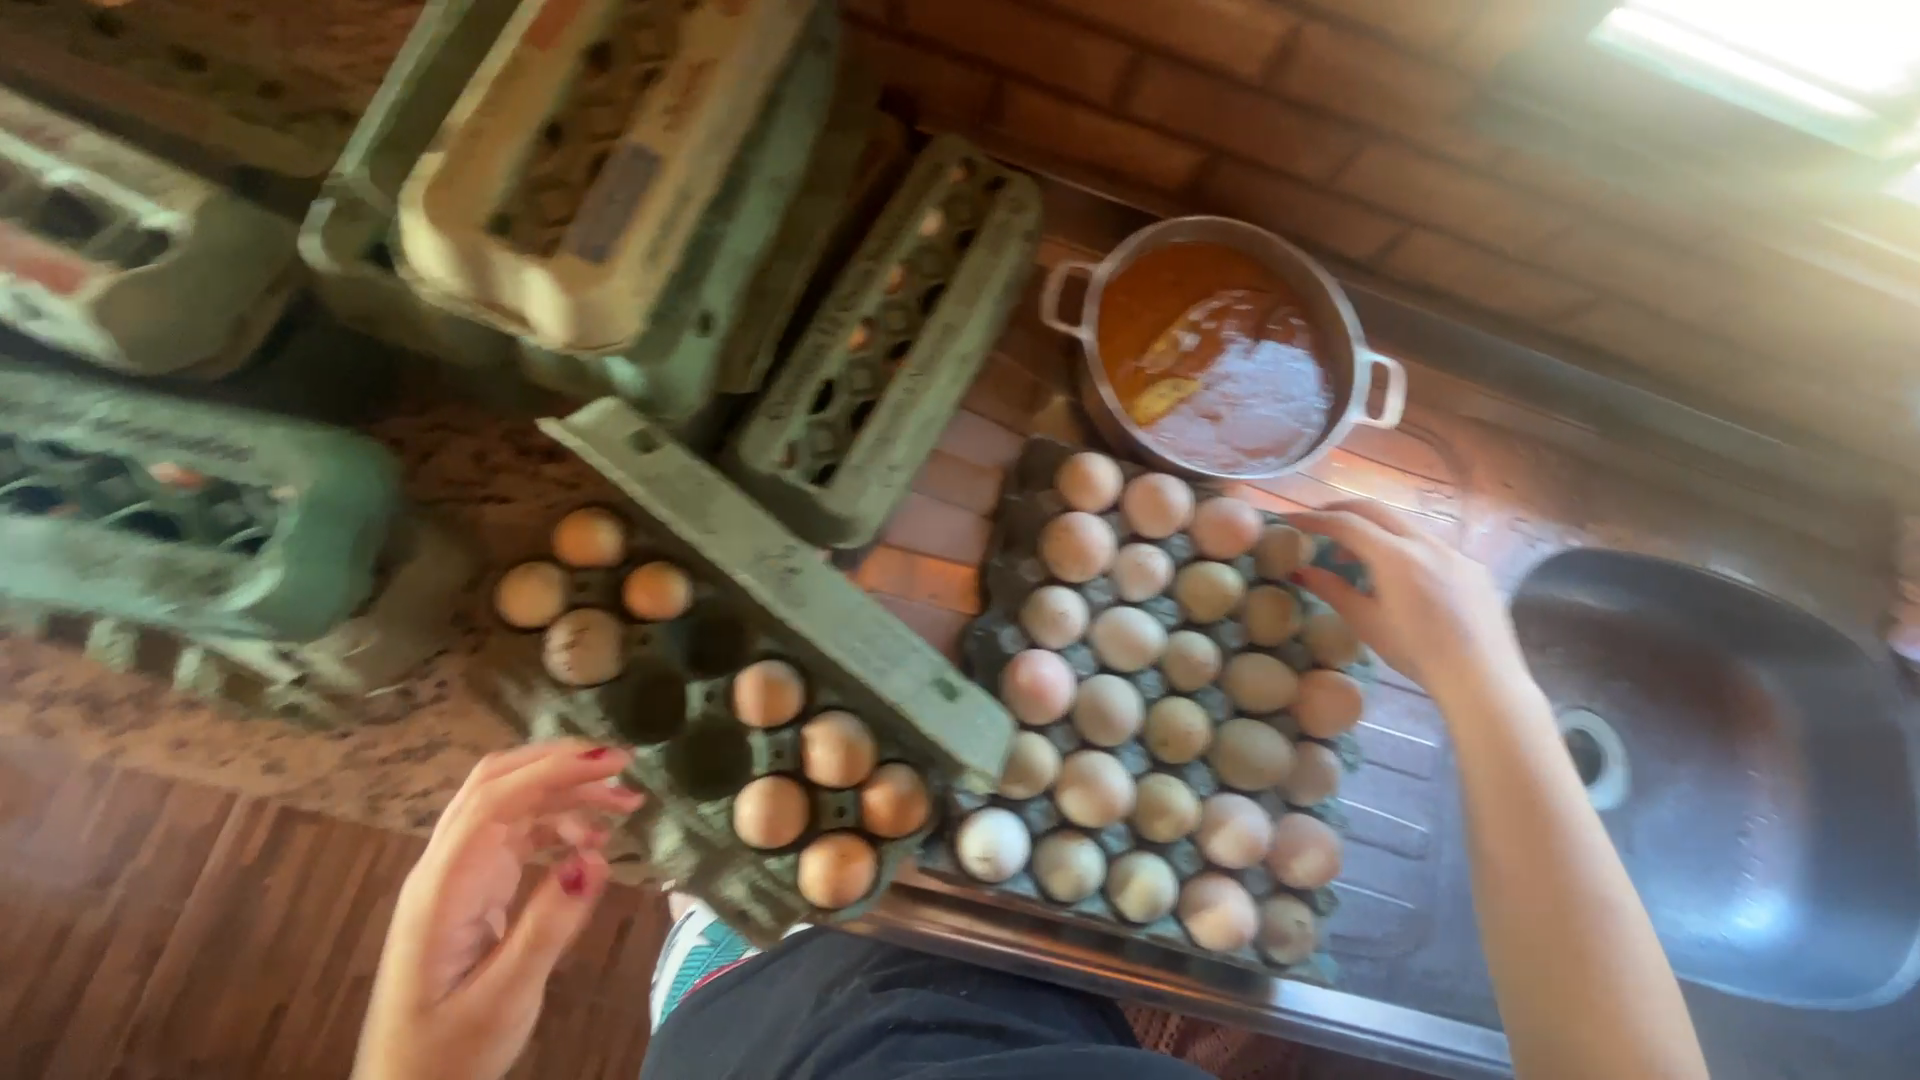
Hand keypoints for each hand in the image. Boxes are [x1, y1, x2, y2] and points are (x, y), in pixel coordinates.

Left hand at [354, 740, 644, 1079]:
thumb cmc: (448, 1058)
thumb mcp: (505, 999)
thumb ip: (547, 927)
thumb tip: (593, 857)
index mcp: (441, 890)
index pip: (492, 802)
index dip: (552, 770)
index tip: (614, 764)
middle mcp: (443, 870)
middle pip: (495, 785)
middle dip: (560, 764)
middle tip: (623, 767)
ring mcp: (455, 877)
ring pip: (510, 804)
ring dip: (566, 791)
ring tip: (625, 804)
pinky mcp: (472, 890)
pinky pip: (516, 833)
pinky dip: (558, 822)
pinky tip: (592, 841)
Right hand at [1290, 501, 1531, 702]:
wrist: (1481, 678)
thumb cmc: (1415, 652)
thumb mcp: (1365, 621)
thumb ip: (1332, 589)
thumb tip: (1300, 570)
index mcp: (1395, 556)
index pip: (1346, 523)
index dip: (1313, 518)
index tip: (1290, 520)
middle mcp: (1426, 543)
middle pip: (1376, 510)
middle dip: (1341, 511)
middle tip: (1315, 521)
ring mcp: (1454, 552)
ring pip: (1405, 526)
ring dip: (1372, 530)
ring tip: (1352, 554)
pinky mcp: (1472, 567)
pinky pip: (1429, 545)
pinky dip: (1402, 547)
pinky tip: (1398, 577)